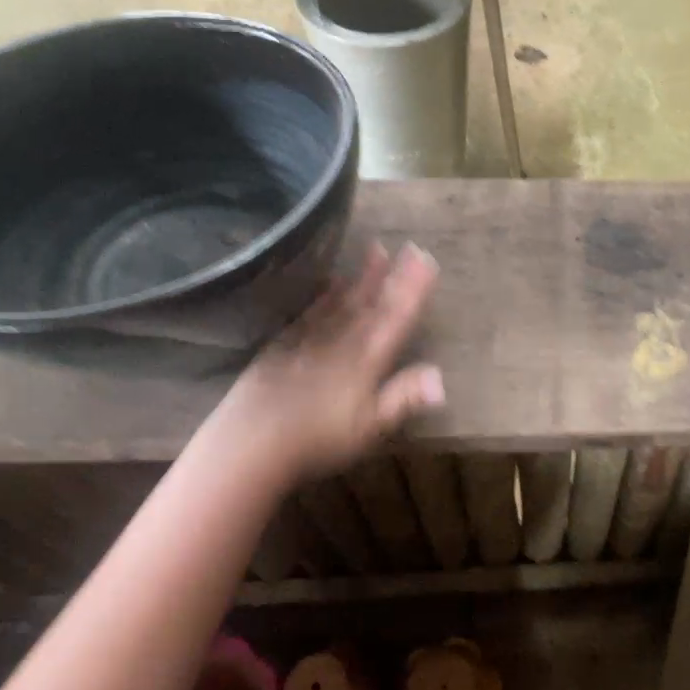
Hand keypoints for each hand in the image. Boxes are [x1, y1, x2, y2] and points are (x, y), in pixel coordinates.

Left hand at [198, 242, 443, 490]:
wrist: (249, 442)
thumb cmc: (316, 441)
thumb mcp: (368, 428)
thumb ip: (403, 398)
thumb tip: (441, 377)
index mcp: (365, 362)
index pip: (394, 320)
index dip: (412, 290)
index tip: (426, 260)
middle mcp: (341, 343)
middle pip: (371, 305)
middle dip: (392, 276)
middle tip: (409, 247)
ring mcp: (310, 341)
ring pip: (342, 303)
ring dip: (361, 278)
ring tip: (376, 250)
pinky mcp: (283, 346)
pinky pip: (310, 313)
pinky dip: (325, 294)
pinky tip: (331, 282)